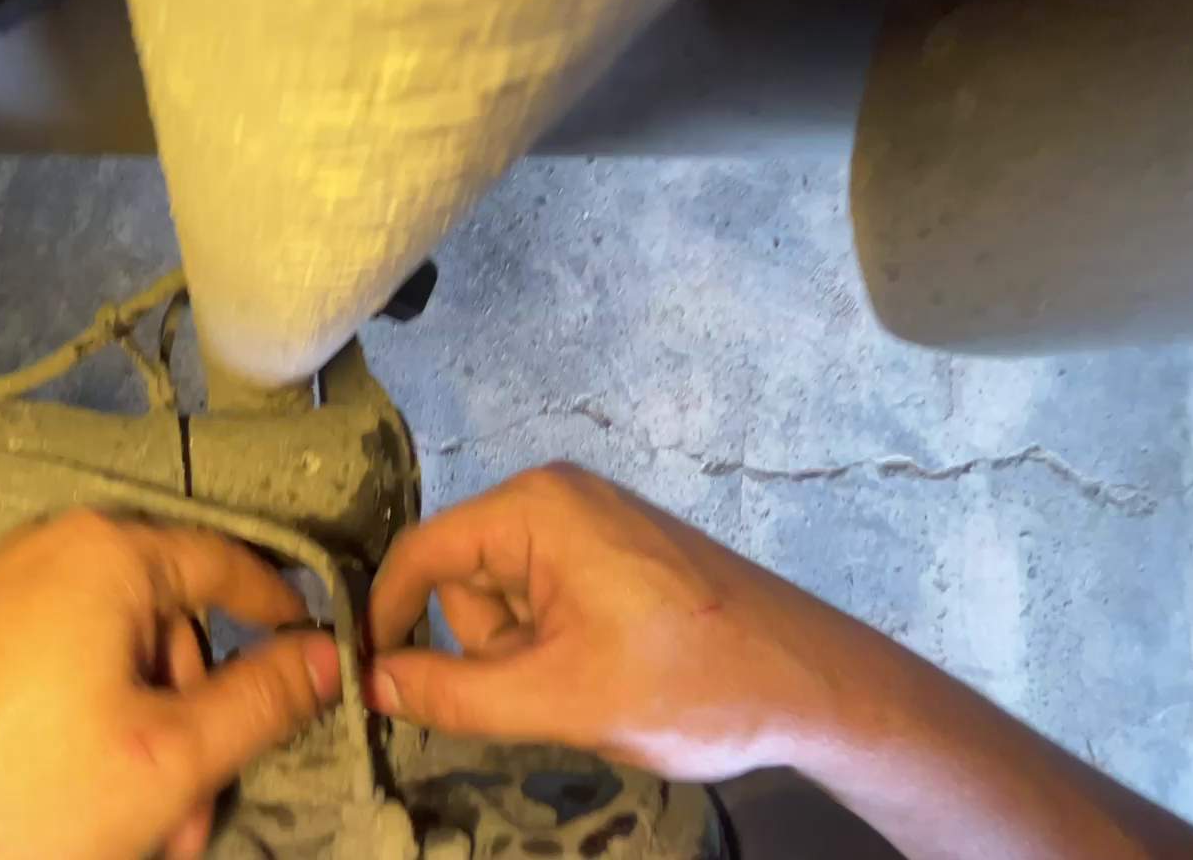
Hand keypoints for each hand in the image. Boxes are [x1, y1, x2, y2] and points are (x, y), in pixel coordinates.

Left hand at [0, 512, 341, 859]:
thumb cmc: (20, 798)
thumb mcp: (168, 756)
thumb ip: (263, 697)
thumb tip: (330, 652)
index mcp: (106, 551)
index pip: (223, 560)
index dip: (276, 605)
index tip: (311, 649)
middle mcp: (50, 548)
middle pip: (163, 617)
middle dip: (189, 709)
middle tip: (184, 804)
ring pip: (109, 648)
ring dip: (139, 727)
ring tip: (128, 819)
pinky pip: (53, 659)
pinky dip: (83, 718)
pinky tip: (67, 792)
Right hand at [367, 462, 869, 781]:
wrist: (822, 687)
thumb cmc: (687, 683)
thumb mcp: (558, 698)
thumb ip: (452, 692)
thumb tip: (370, 681)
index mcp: (532, 508)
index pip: (422, 552)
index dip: (388, 612)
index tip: (371, 671)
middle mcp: (549, 494)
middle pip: (464, 574)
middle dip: (489, 641)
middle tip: (546, 687)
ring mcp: (582, 512)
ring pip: (501, 587)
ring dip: (522, 643)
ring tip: (587, 677)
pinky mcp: (605, 538)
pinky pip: (538, 584)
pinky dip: (549, 631)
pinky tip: (603, 658)